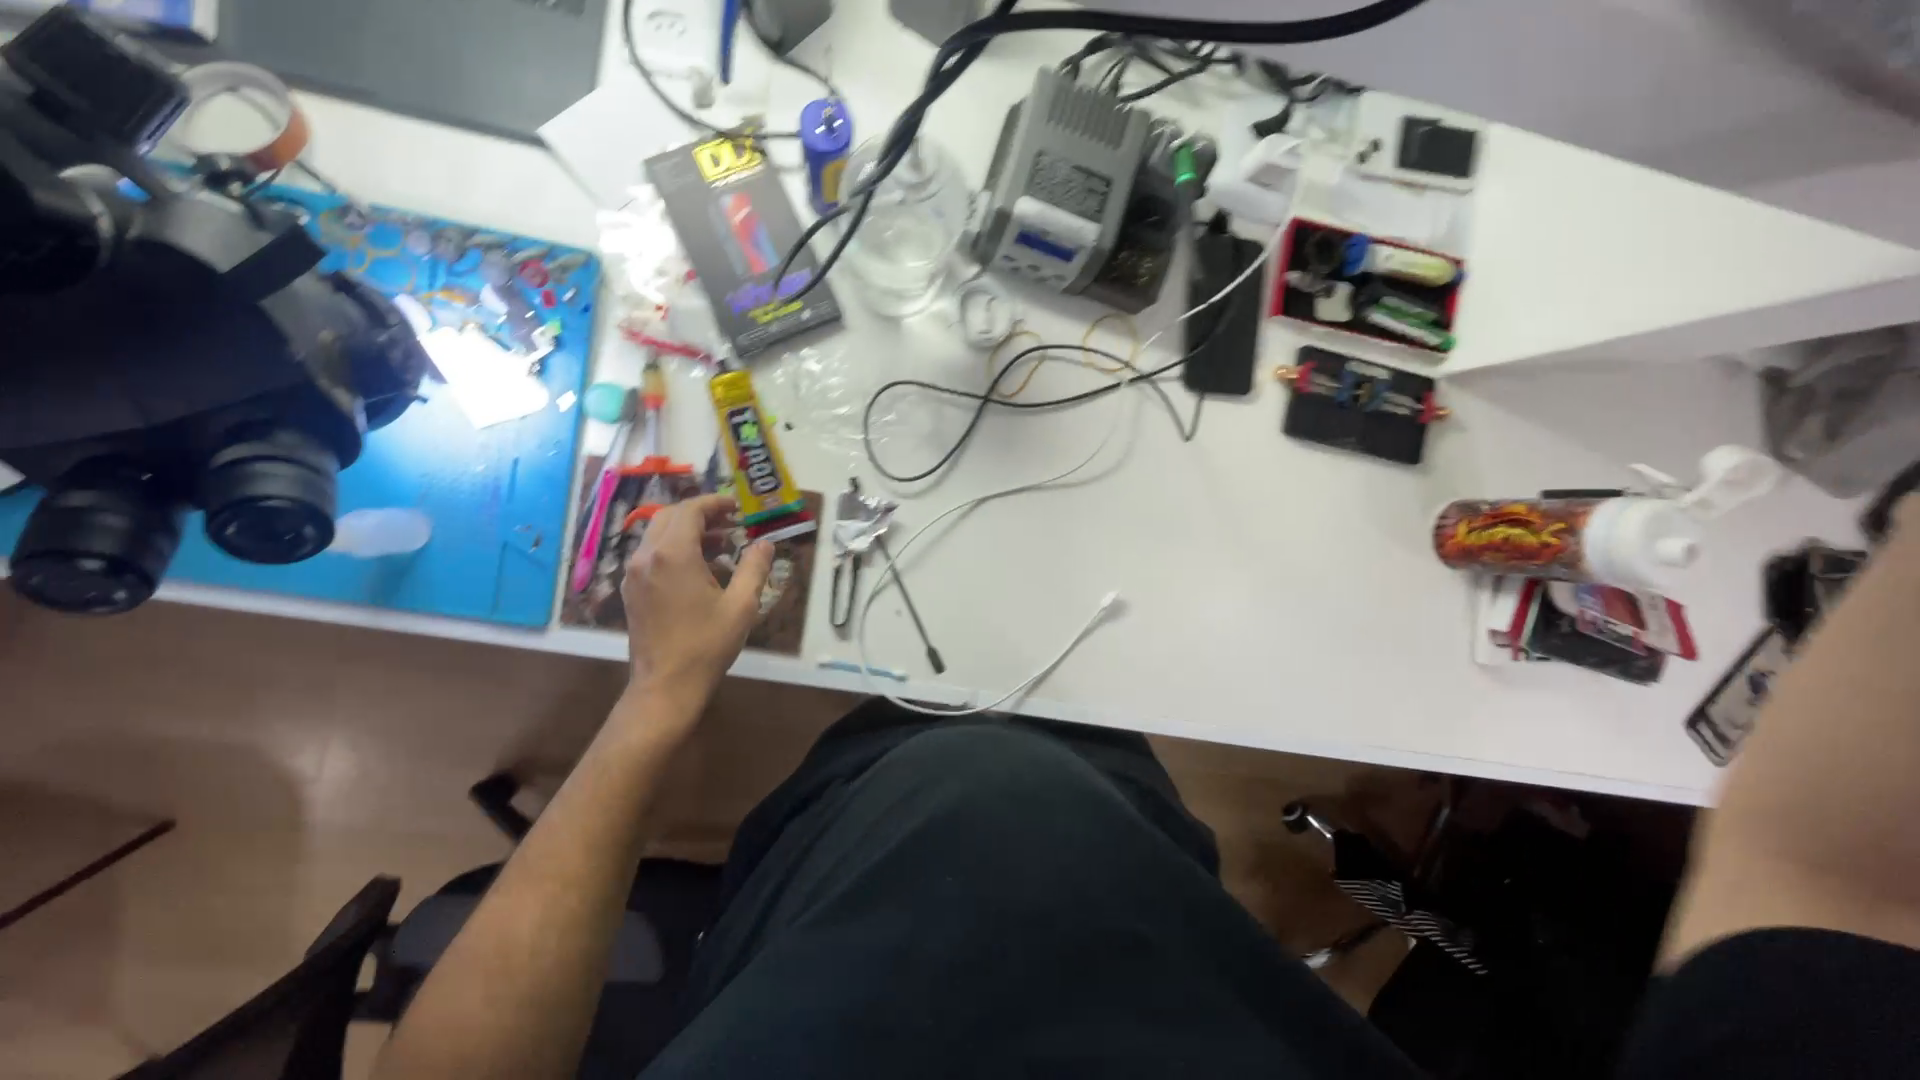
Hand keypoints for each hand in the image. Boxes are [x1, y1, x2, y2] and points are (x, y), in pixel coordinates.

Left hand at [621, 493, 774, 703]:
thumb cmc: (707, 645)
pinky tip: (697, 569)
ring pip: (658, 534)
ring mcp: (633, 573)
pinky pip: (651, 554)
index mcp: (673, 554)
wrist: (666, 685)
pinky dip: (673, 549)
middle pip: (670, 516)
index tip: (737, 507)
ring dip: (686, 531)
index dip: (715, 503)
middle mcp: (647, 556)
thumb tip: (765, 544)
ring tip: (719, 545)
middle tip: (730, 523)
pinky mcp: (630, 590)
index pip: (690, 510)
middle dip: (700, 514)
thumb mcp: (741, 605)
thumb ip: (754, 568)